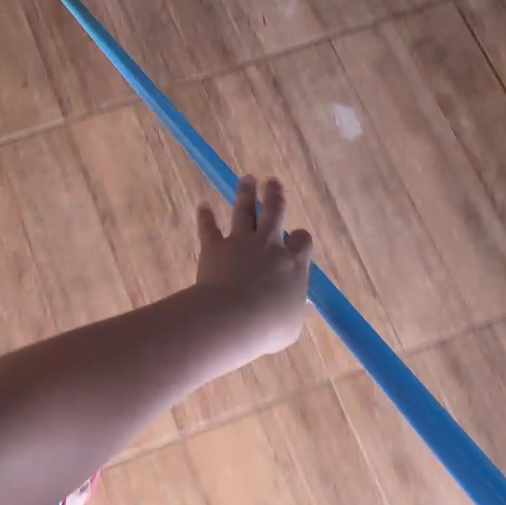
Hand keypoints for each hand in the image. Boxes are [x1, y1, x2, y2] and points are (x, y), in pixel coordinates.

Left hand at [193, 176, 312, 358]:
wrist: (233, 316)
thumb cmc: (268, 327)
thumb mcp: (290, 323)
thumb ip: (292, 308)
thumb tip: (294, 306)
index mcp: (293, 264)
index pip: (303, 242)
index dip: (302, 238)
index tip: (300, 237)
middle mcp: (269, 246)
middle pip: (275, 213)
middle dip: (275, 196)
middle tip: (273, 181)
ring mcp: (241, 243)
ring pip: (245, 211)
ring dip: (246, 193)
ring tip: (247, 178)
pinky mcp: (215, 246)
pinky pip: (209, 227)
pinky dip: (205, 216)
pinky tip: (202, 204)